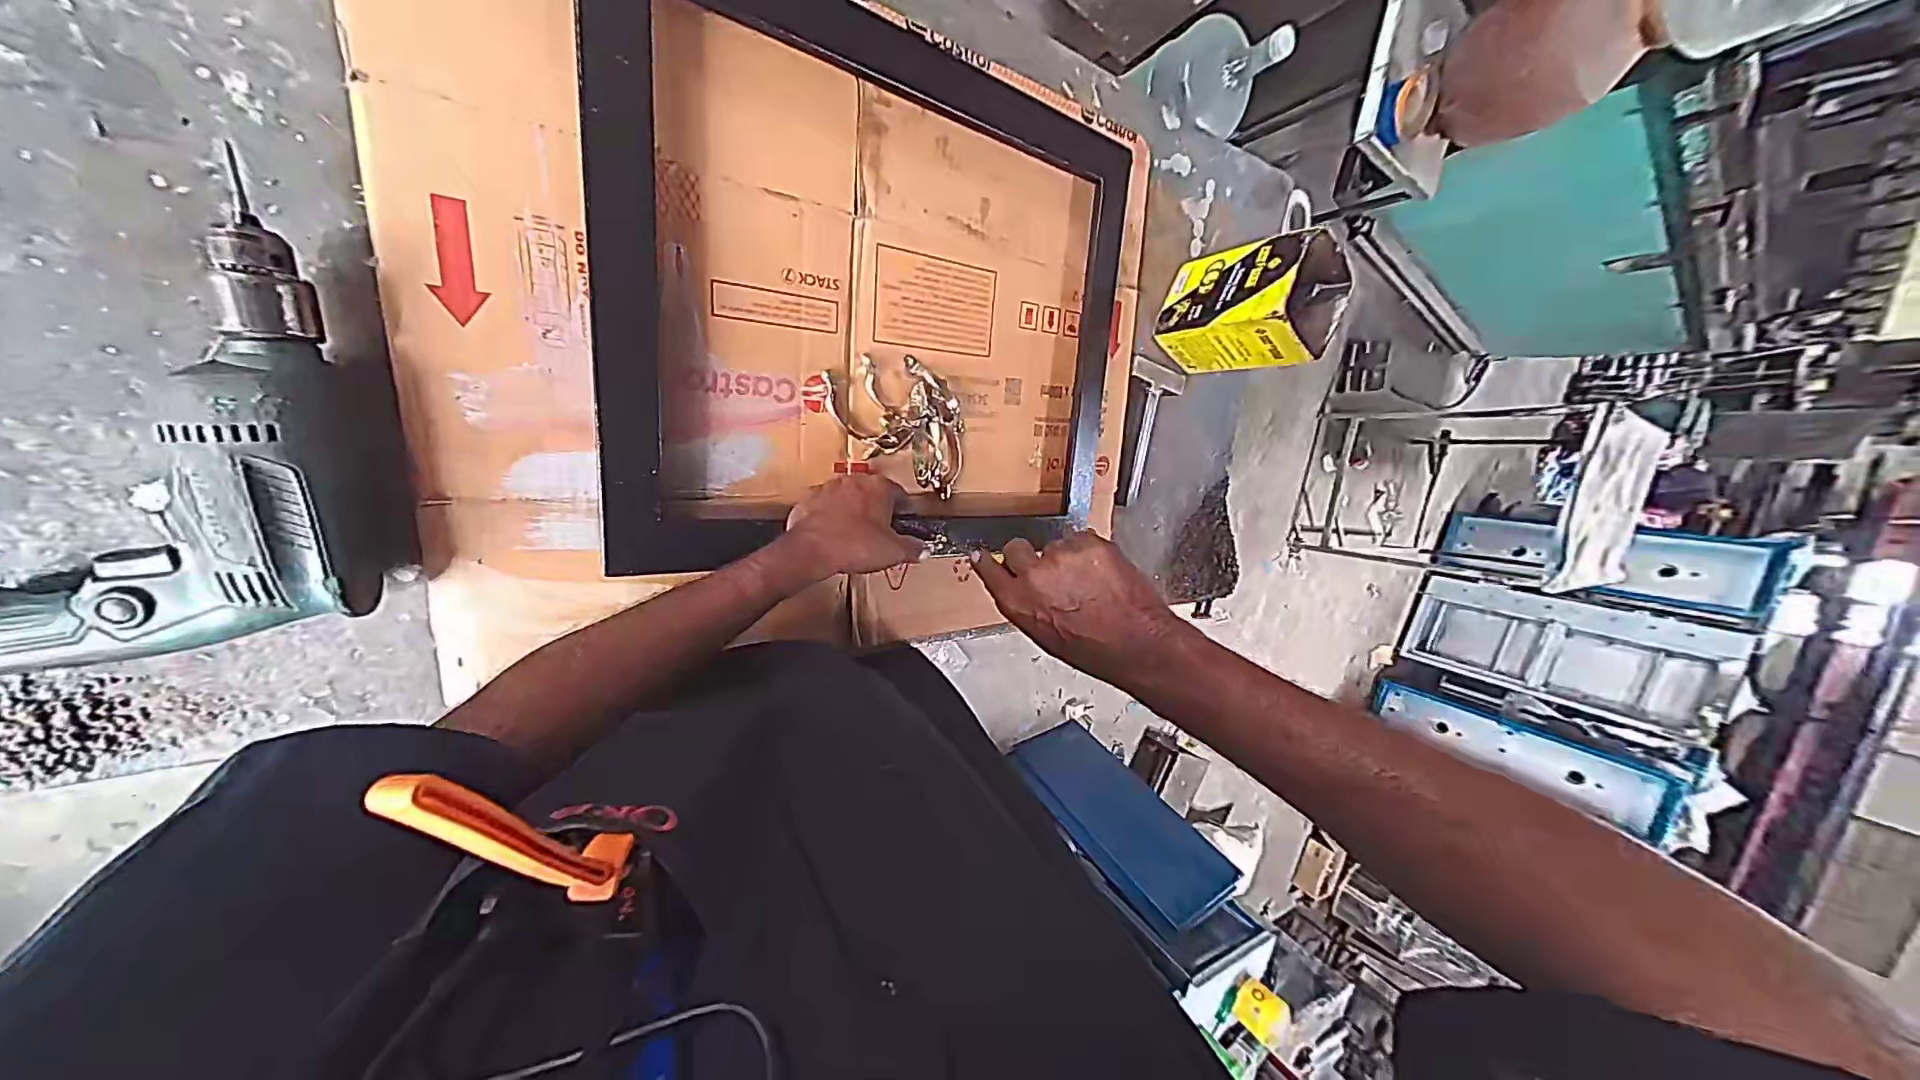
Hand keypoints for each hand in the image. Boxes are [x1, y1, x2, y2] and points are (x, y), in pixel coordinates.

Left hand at [776, 475, 926, 578]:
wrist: (811, 550)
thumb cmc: (855, 546)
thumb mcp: (893, 552)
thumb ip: (912, 548)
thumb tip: (923, 549)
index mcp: (880, 487)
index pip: (900, 494)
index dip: (903, 511)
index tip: (903, 523)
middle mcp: (855, 481)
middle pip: (872, 492)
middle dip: (877, 509)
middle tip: (880, 531)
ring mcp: (829, 487)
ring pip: (848, 497)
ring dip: (852, 510)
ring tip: (855, 534)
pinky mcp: (809, 499)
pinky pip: (825, 506)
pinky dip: (830, 517)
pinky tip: (833, 535)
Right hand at [971, 533, 1191, 689]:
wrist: (1136, 642)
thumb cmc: (1095, 649)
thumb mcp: (1044, 636)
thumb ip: (1024, 606)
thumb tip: (1019, 591)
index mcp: (1018, 602)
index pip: (989, 570)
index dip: (986, 562)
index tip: (982, 555)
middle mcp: (1034, 575)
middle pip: (1016, 548)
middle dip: (1028, 556)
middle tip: (1049, 570)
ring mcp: (1062, 556)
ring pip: (1054, 543)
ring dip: (1066, 557)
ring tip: (1087, 582)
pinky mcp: (1089, 543)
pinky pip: (1081, 539)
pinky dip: (1089, 553)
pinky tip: (1101, 574)